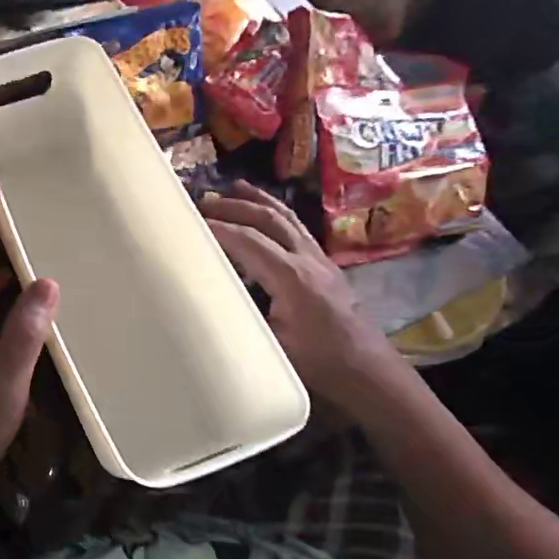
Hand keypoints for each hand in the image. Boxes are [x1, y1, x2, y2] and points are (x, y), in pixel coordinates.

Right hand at [199, 181, 408, 420]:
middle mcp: (308, 259)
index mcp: (292, 277)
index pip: (249, 241)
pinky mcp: (325, 266)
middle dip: (235, 206)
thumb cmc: (320, 362)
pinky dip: (274, 215)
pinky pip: (296, 229)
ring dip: (258, 201)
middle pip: (269, 219)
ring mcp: (320, 259)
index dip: (219, 228)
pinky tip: (265, 215)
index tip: (190, 222)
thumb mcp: (272, 344)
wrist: (368, 370)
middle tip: (204, 200)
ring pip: (287, 218)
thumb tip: (211, 298)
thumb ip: (244, 315)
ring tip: (234, 187)